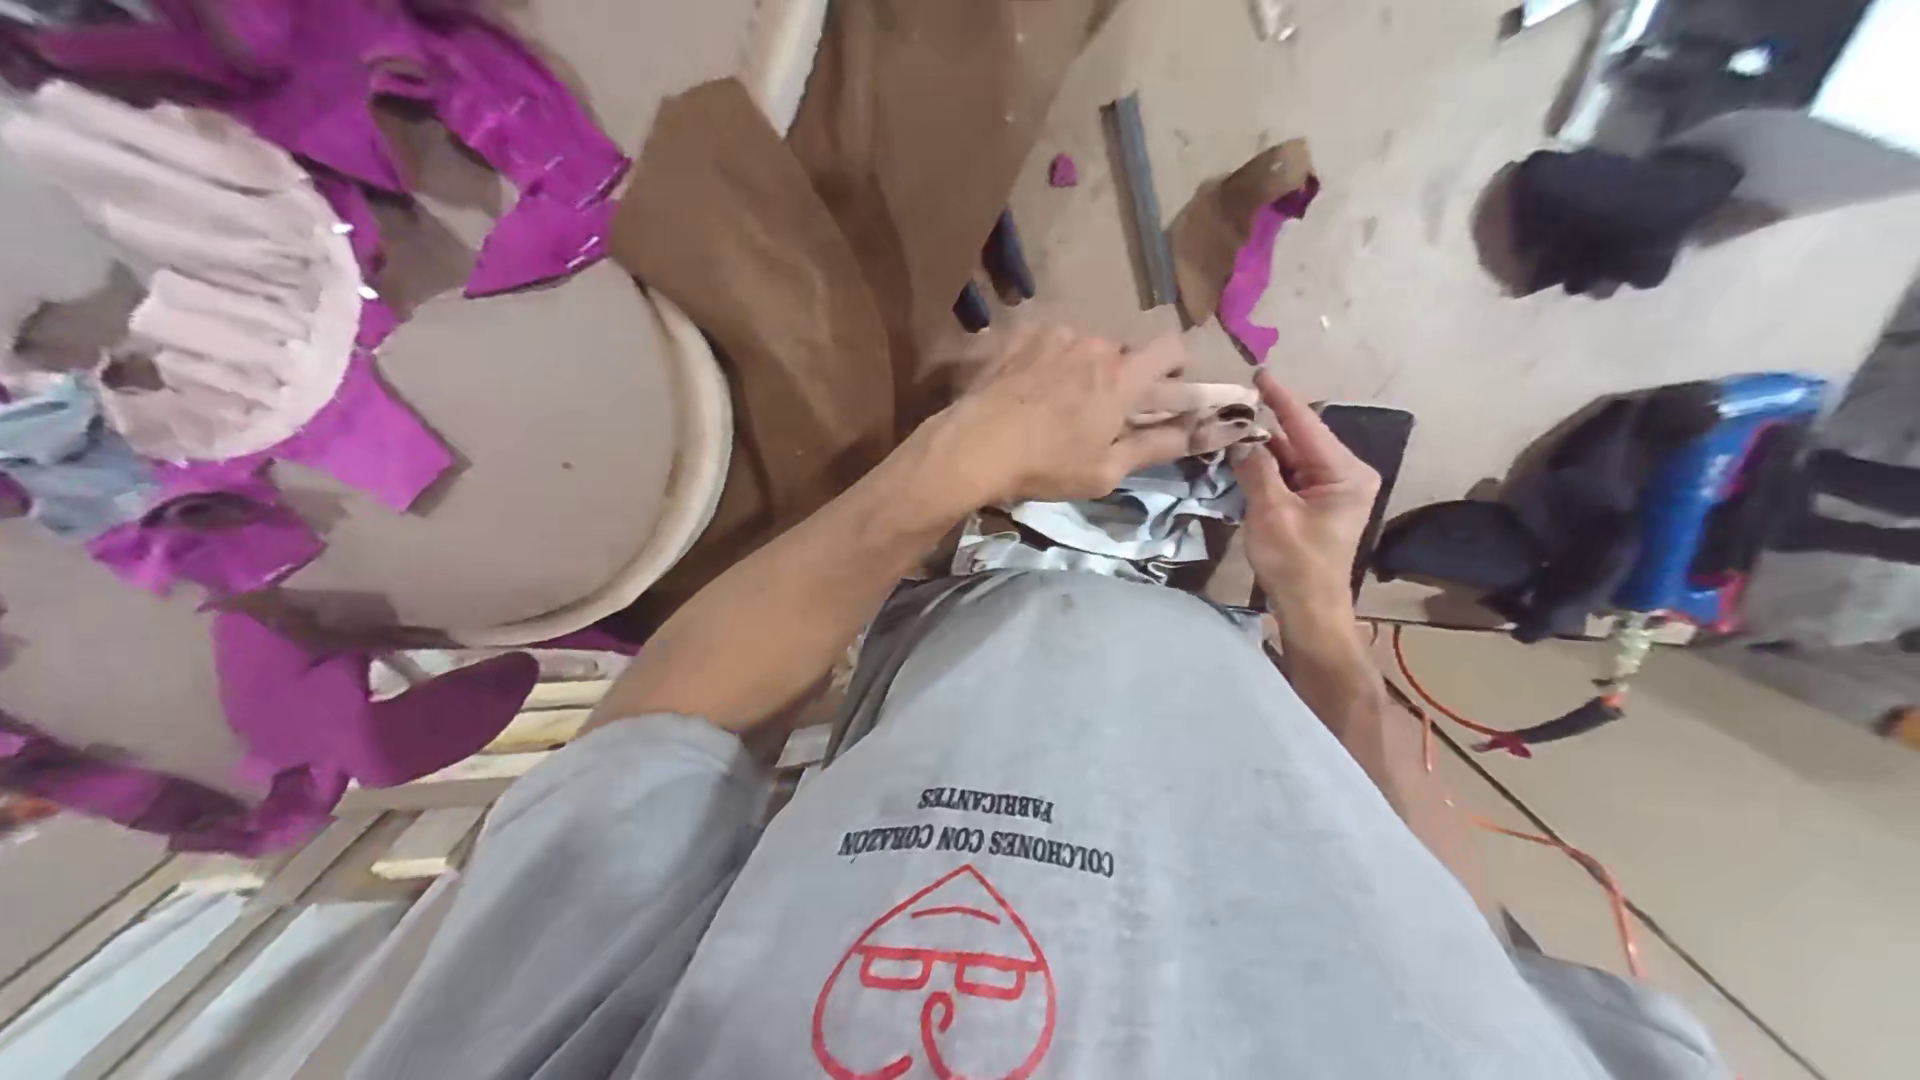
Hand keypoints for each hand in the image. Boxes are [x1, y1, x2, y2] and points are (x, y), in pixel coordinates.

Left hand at [921, 324, 1197, 504]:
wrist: (974, 447)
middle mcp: (1093, 343)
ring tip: (1057, 401)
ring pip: (1085, 345)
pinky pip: (1049, 342)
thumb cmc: (1045, 466)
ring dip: (1082, 367)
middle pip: (1124, 350)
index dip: (1175, 369)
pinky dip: (1048, 360)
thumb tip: (1196, 434)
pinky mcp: (1020, 336)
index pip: (1173, 348)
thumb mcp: (1105, 471)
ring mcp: (1053, 335)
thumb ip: (1155, 446)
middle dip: (1123, 375)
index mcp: (1122, 376)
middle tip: (1102, 410)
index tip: (1161, 394)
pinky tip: (1029, 388)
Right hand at [1230, 370, 1380, 620]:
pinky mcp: (1314, 504)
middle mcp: (1344, 474)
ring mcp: (1329, 490)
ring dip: (1260, 449)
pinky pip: (1286, 476)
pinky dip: (1263, 469)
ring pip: (1289, 458)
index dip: (1281, 399)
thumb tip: (1239, 441)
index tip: (1260, 372)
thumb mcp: (1271, 511)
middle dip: (1264, 426)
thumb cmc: (1295, 561)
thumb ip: (1256, 469)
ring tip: (1227, 431)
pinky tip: (1238, 460)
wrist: (1308, 607)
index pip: (1306, 425)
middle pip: (1298, 440)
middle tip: (1230, 408)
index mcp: (1345, 472)